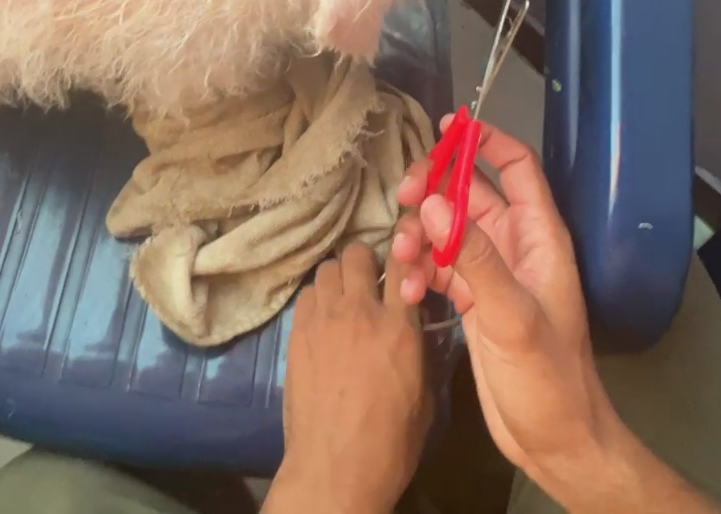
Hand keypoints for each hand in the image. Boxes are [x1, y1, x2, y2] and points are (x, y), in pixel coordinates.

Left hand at [267, 242, 430, 513]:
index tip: (402, 258)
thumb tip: (412, 325)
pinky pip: (307, 294)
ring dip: (338, 278)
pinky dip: (317, 298)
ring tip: (343, 298)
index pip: (403, 264)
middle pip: (356, 253)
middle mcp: (360, 312)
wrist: (335, 468)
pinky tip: (322, 318)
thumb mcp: (423, 396)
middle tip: (368, 280)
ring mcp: (324, 319)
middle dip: (364, 260)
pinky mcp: (297, 332)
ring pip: (327, 269)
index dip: (403, 252)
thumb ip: (418, 349)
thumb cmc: (390, 442)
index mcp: (399, 328)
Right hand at [392, 121, 719, 511]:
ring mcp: (490, 270)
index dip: (486, 140)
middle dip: (434, 188)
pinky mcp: (471, 297)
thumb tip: (432, 205)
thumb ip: (474, 257)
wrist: (554, 443)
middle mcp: (513, 244)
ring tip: (403, 258)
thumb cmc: (549, 379)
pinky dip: (419, 269)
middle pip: (468, 191)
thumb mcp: (513, 316)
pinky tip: (411, 292)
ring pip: (445, 227)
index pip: (517, 167)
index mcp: (538, 236)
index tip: (447, 126)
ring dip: (419, 234)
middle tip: (403, 195)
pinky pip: (437, 264)